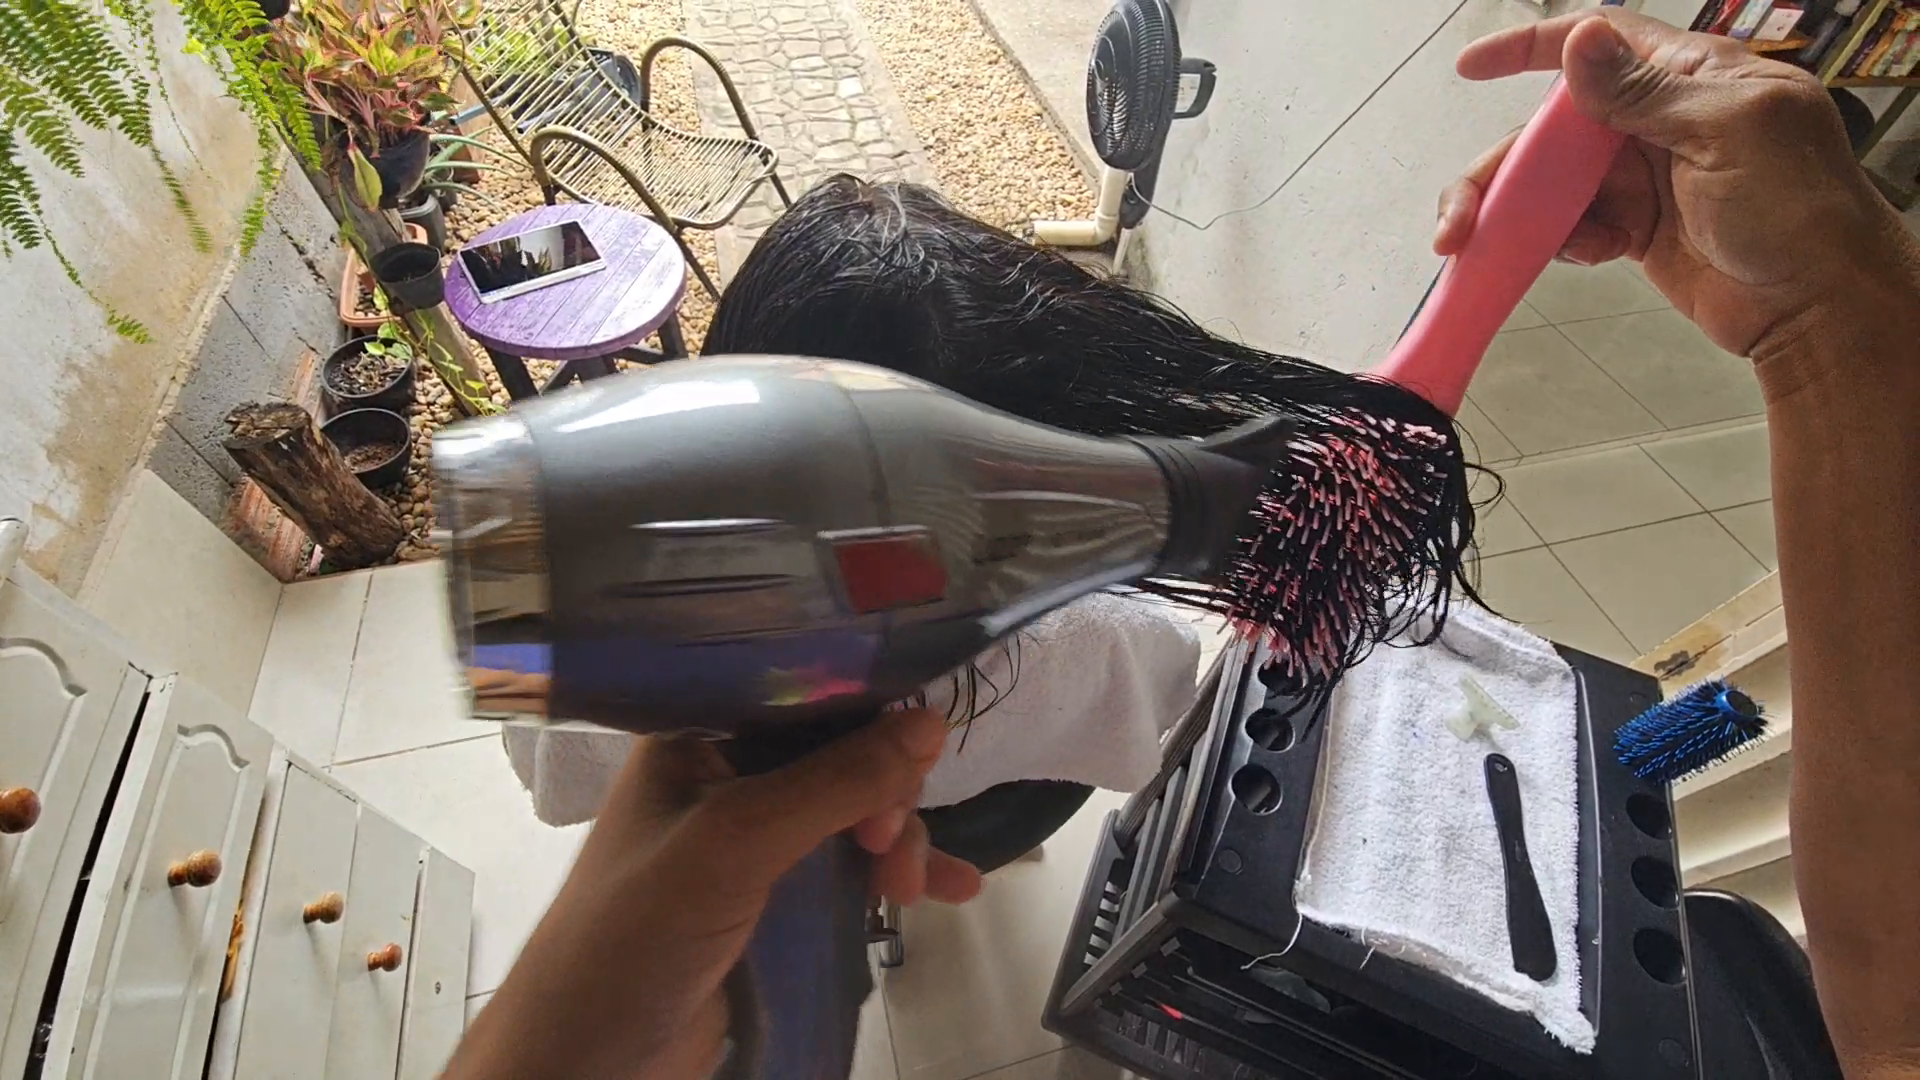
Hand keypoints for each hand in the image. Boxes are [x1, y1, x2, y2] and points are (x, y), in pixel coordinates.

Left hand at [445, 709, 981, 1079]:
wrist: (587, 1075)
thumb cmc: (640, 933)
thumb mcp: (738, 841)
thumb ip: (835, 781)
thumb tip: (932, 720)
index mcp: (703, 737)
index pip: (803, 695)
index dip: (865, 712)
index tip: (915, 748)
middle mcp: (733, 774)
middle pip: (842, 753)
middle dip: (884, 793)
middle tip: (886, 844)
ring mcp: (760, 836)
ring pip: (857, 808)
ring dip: (898, 840)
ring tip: (911, 890)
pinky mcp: (782, 893)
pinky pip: (855, 862)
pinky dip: (899, 871)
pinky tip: (952, 888)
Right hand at [1434, 10, 1914, 360]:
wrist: (1806, 298)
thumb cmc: (1796, 207)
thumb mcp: (1728, 132)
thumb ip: (1648, 92)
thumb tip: (1581, 43)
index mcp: (1685, 80)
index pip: (1597, 45)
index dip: (1527, 50)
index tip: (1469, 67)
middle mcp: (1649, 125)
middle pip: (1542, 139)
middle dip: (1491, 181)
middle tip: (1455, 229)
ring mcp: (1633, 178)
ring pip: (1542, 188)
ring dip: (1514, 221)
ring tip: (1502, 253)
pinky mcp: (1623, 224)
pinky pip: (1562, 228)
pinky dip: (1559, 245)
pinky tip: (1592, 254)